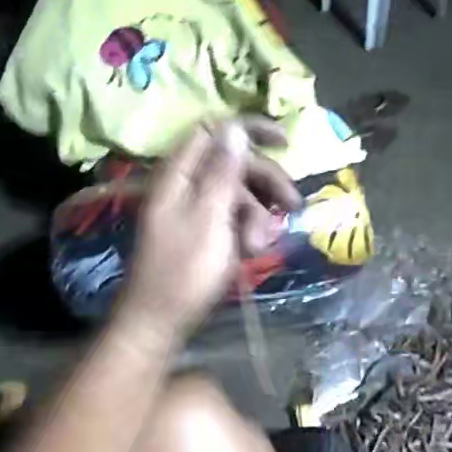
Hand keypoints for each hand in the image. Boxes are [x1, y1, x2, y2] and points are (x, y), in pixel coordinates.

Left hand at [114, 120, 301, 337]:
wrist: (159, 323)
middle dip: (265, 182)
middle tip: (292, 205)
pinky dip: (248, 230)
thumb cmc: (184, 272)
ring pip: (239, 193)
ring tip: (262, 245)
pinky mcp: (203, 232)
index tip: (285, 143)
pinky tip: (255, 251)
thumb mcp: (209, 218)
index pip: (214, 131)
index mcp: (179, 175)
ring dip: (258, 214)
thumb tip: (235, 128)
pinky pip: (233, 217)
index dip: (249, 131)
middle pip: (234, 164)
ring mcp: (195, 209)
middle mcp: (186, 185)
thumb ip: (222, 172)